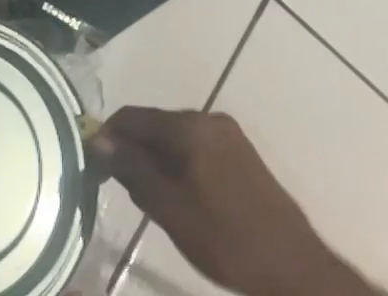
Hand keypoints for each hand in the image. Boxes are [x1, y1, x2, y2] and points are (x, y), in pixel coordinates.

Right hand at [96, 108, 375, 295]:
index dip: (107, 138)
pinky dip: (178, 166)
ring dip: (155, 162)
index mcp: (190, 126)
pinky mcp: (241, 154)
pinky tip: (179, 199)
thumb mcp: (168, 207)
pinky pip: (195, 149)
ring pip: (174, 139)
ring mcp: (229, 136)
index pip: (132, 117)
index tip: (94, 169)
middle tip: (124, 192)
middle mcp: (209, 120)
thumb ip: (131, 168)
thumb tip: (97, 140)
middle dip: (133, 152)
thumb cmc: (226, 238)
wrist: (294, 269)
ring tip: (152, 201)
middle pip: (153, 125)